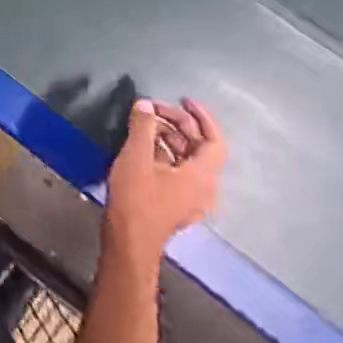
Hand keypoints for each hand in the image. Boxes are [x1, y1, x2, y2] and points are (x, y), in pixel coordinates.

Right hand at [104, 98, 226, 257]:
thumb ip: (143, 127)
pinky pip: (176, 173)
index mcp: (202, 175)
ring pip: (185, 160)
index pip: (214, 139)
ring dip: (167, 139)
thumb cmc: (136, 199)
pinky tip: (142, 148)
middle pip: (198, 148)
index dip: (201, 116)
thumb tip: (145, 105)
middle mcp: (203, 187)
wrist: (128, 242)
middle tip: (152, 110)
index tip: (184, 100)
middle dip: (177, 124)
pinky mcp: (174, 205)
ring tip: (143, 125)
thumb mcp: (136, 157)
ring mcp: (190, 199)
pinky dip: (164, 155)